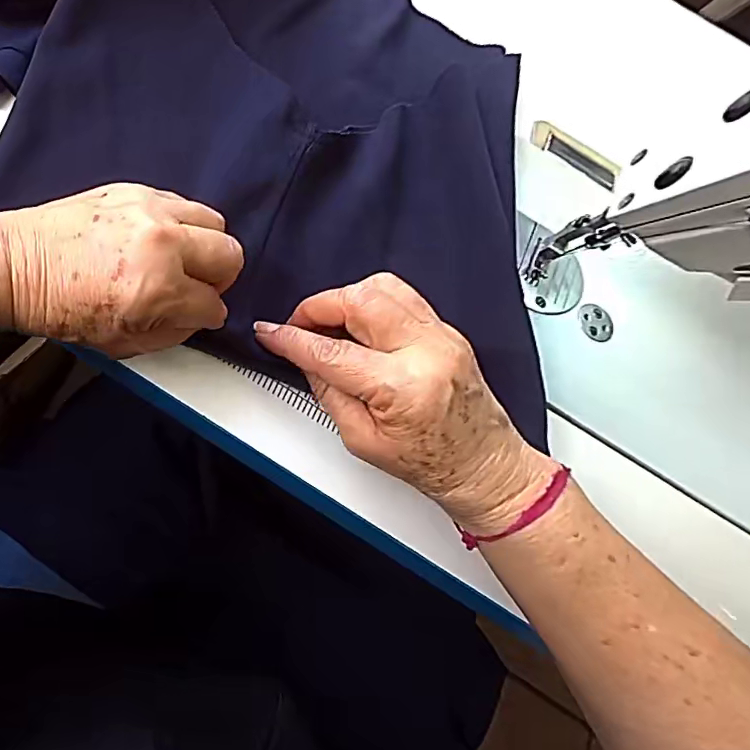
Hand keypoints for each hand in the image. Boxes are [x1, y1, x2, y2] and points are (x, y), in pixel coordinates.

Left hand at [0, 183, 243, 357]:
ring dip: (203, 245)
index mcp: (157, 286)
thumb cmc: (53, 303)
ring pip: (213, 221)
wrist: (15, 266)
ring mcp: (148, 209)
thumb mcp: (116, 342)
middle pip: (229, 255)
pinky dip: (177, 223)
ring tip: (178, 261)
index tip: (196, 315)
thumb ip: (167, 333)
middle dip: (218, 279)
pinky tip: (153, 240)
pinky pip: (179, 203)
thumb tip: (192, 320)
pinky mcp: (132, 190)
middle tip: (196, 288)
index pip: (212, 304)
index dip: (206, 317)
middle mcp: (161, 241)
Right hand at [253, 272, 558, 533]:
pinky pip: (400, 296)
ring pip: (382, 287)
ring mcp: (442, 336)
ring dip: (342, 300)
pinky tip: (353, 324)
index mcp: (403, 387)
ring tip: (325, 322)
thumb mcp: (359, 437)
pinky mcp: (446, 330)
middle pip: (359, 300)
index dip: (290, 339)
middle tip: (297, 325)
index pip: (330, 351)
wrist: (481, 463)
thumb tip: (304, 358)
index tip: (268, 333)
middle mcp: (428, 352)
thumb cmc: (430, 459)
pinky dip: (366, 303)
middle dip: (316, 307)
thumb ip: (327, 391)